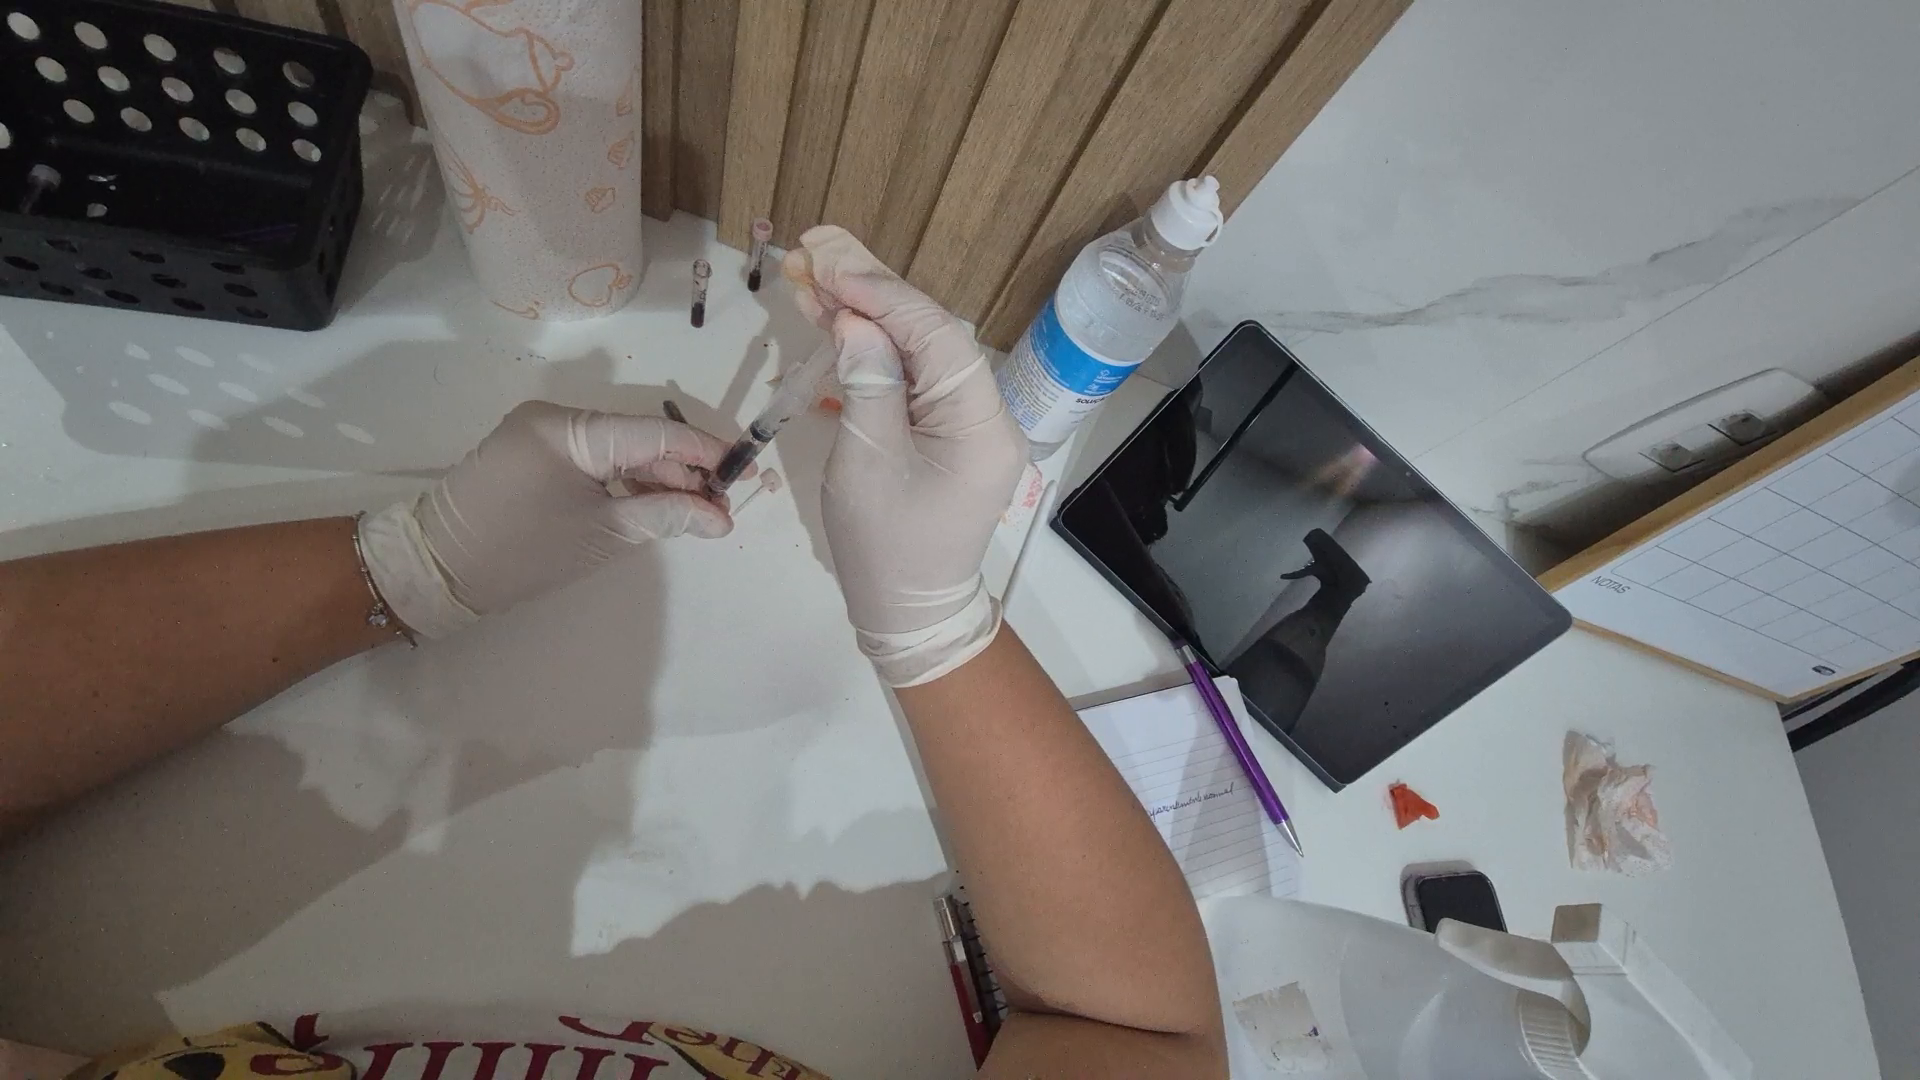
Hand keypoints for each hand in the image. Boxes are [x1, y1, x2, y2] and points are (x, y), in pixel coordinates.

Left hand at [358, 401, 737, 637]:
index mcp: (570, 429)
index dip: (707, 453)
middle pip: (642, 440)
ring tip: (698, 514)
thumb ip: (670, 515)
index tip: (747, 471)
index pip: (657, 433)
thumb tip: (723, 519)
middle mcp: (558, 418)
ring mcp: (545, 434)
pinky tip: (659, 506)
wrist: (433, 571)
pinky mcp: (538, 455)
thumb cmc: (523, 551)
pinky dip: (631, 483)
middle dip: (686, 473)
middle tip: (722, 509)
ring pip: (623, 451)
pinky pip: (599, 461)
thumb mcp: (606, 534)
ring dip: (661, 481)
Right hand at [787, 226, 1027, 685]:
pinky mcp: (946, 434)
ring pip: (917, 353)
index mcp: (982, 424)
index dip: (883, 293)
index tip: (830, 261)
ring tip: (810, 276)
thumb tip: (858, 322)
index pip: (937, 336)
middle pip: (930, 335)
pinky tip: (834, 324)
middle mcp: (987, 415)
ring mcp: (968, 424)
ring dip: (865, 316)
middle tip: (816, 246)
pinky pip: (911, 382)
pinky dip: (873, 354)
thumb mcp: (868, 462)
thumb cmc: (886, 547)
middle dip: (871, 292)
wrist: (908, 610)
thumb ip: (868, 383)